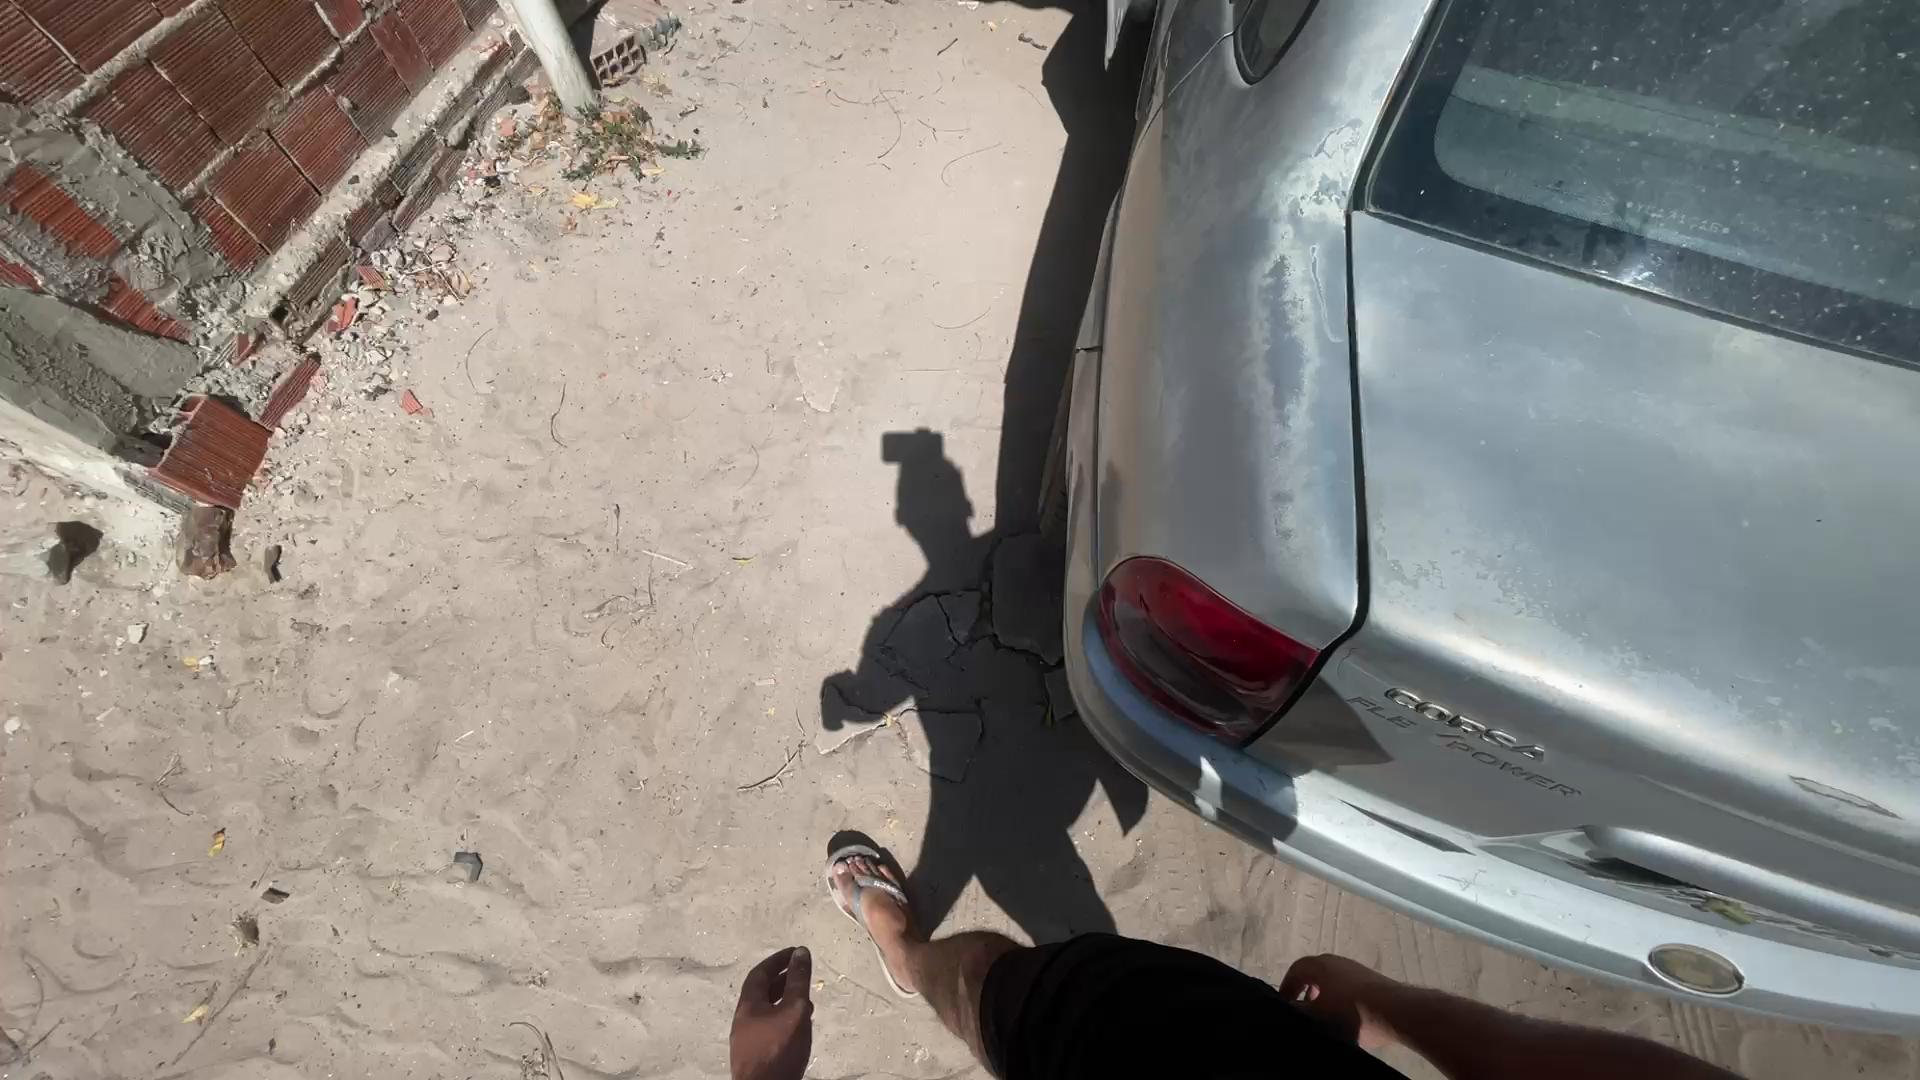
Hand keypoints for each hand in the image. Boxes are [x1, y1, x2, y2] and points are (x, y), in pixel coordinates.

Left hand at [731, 946, 813, 1079]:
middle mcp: (742, 1021)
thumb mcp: (794, 1009)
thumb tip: (801, 952)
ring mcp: (746, 1041)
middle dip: (782, 978)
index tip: (796, 952)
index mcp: (747, 1006)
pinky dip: (783, 1016)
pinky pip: (769, 1026)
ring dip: (785, 999)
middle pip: (761, 991)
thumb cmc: (779, 1049)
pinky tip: (798, 1024)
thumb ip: (798, 981)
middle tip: (801, 971)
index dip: (778, 959)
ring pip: (766, 1010)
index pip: (760, 973)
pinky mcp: (754, 1056)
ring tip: (806, 998)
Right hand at [1279, 954, 1401, 1048]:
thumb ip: (1301, 1011)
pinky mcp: (1369, 977)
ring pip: (1330, 978)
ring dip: (1323, 993)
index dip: (1286, 988)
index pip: (1294, 971)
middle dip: (1304, 990)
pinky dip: (1339, 995)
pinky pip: (1345, 984)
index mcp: (1317, 965)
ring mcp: (1352, 967)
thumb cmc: (1351, 1012)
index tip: (1285, 1004)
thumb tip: (1290, 1009)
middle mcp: (1332, 960)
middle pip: (1312, 973)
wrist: (1396, 1010)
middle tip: (1302, 1008)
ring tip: (1324, 1013)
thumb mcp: (1320, 1017)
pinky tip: (1346, 1012)